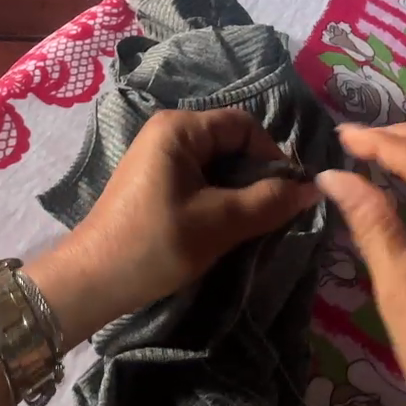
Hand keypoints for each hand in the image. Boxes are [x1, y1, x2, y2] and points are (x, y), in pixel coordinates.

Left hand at [32, 108, 319, 344]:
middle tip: (275, 209)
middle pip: (230, 141)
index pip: (244, 125)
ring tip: (253, 220)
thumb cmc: (156, 244)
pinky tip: (226, 222)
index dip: (272, 154)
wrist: (93, 281)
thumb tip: (313, 189)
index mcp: (180, 127)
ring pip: (217, 162)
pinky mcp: (154, 179)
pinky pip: (199, 176)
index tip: (288, 192)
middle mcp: (167, 130)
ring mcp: (158, 154)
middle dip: (256, 173)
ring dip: (239, 188)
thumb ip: (269, 202)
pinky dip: (219, 195)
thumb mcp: (220, 223)